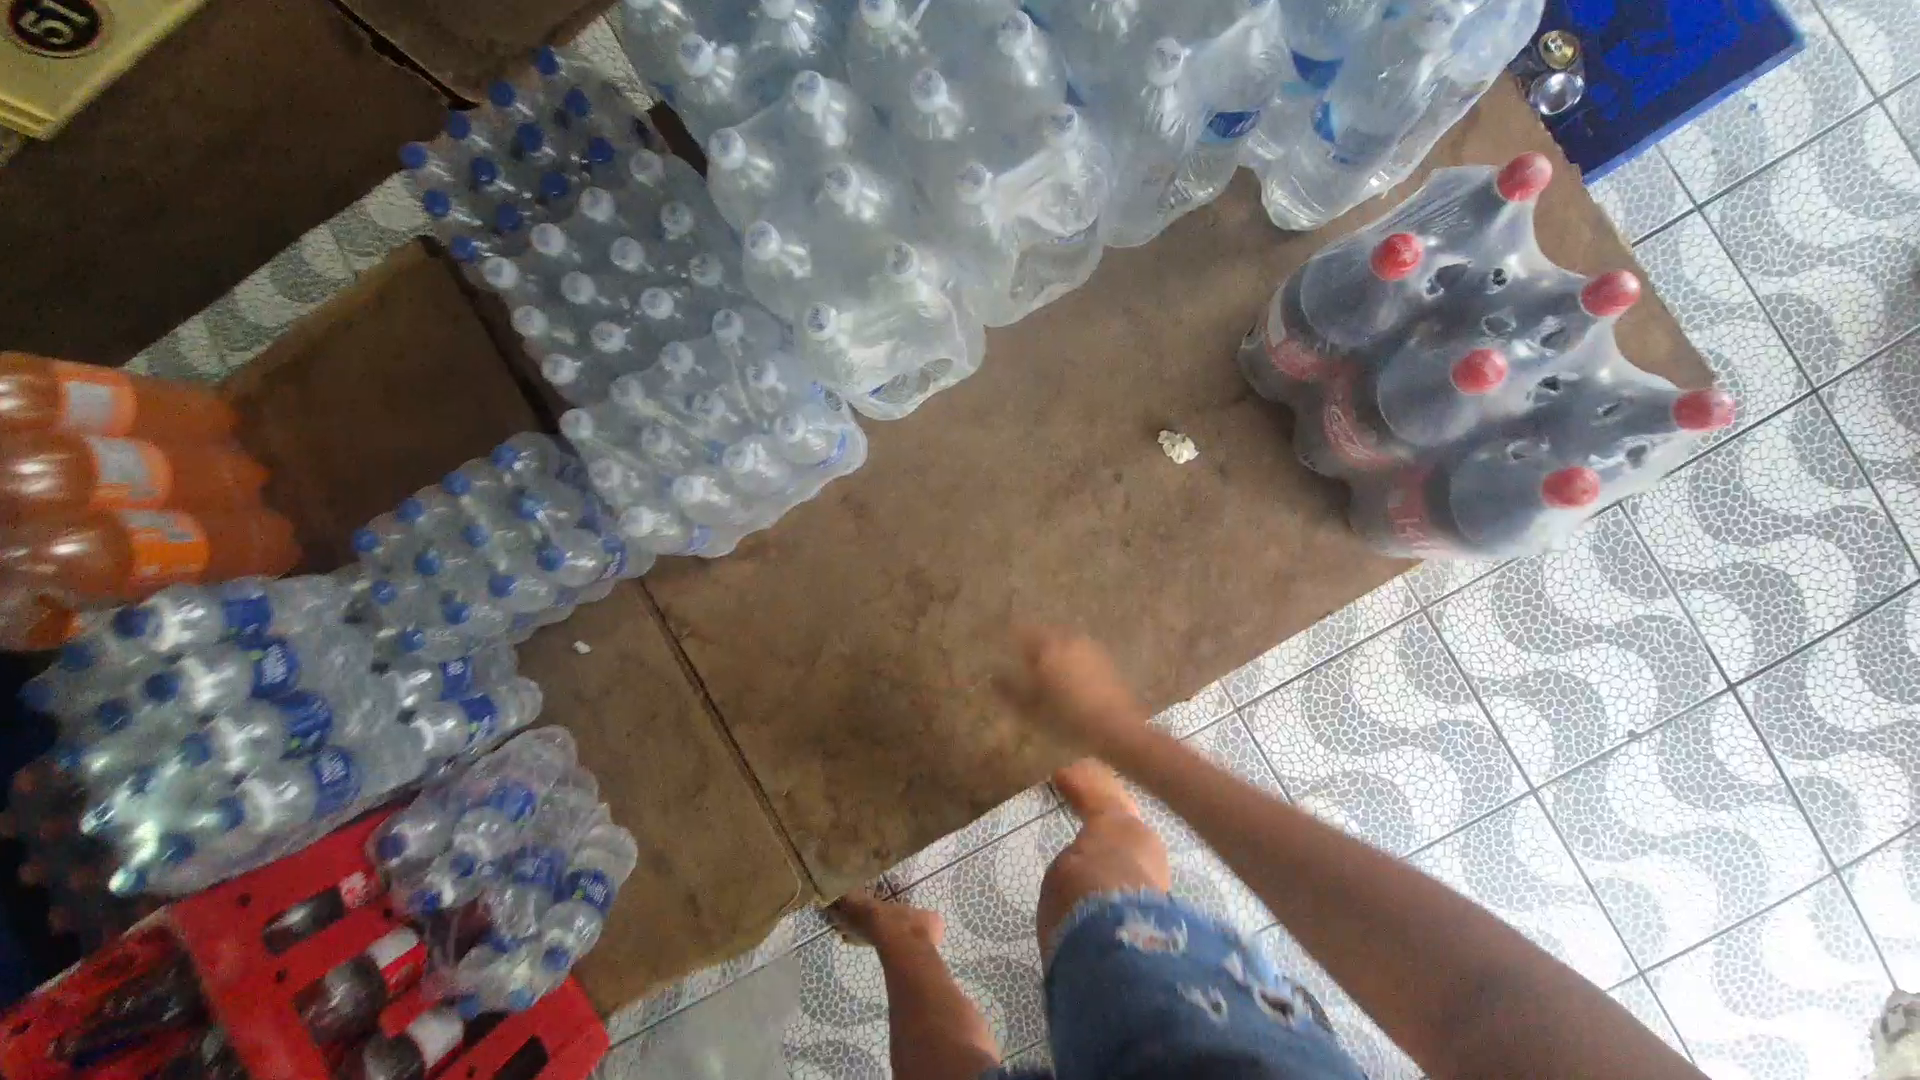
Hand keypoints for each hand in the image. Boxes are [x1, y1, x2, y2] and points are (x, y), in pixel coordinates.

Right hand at [996, 626, 1150, 754]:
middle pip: (1045, 634)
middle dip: (1032, 643)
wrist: (1118, 728)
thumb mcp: (1032, 710)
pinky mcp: (1106, 661)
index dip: (1009, 637)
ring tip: (1044, 671)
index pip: (1022, 632)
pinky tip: (1068, 679)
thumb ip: (1009, 691)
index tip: (999, 646)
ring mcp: (1090, 648)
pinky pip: (1080, 653)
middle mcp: (1069, 640)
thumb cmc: (1068, 718)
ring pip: (1064, 642)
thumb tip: (993, 677)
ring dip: (1053, 651)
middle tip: (1020, 659)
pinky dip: (1070, 660)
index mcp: (1047, 647)